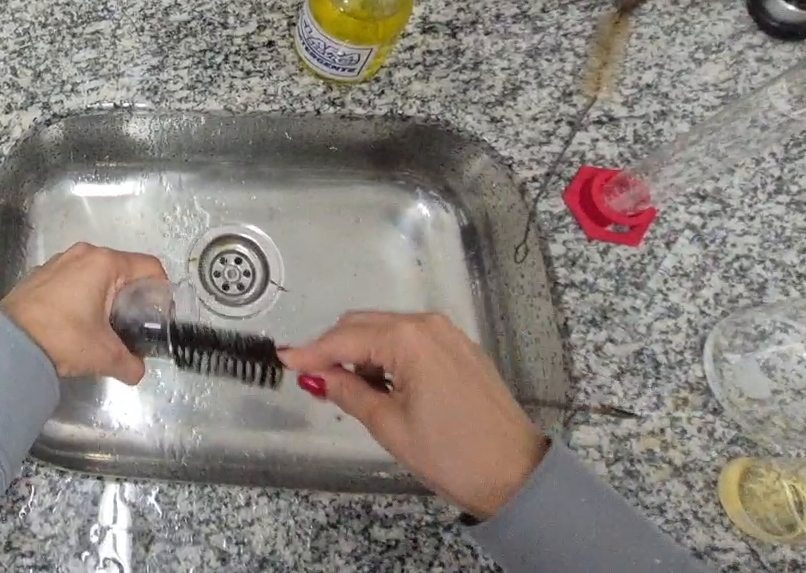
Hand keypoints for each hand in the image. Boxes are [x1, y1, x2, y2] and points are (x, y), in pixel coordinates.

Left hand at [0, 243, 167, 384]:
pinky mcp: (41, 274)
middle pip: (122, 269)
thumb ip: (130, 363)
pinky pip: (74, 279)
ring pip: (96, 274)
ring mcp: (59, 261)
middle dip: (132, 296)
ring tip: (106, 327)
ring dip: (106, 296)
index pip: (148, 266)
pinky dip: (83, 296)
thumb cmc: (62, 337)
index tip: (161, 314)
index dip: (161, 289)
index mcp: (103, 263)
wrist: (9, 341)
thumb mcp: (104, 355)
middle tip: (135, 325)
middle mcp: (83, 254)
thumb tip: (137, 369)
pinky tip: (78, 322)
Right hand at [279, 311, 546, 518]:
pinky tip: (379, 380)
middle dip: (334, 348)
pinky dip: (386, 354)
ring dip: (359, 351)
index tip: (283, 359)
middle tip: (311, 376)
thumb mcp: (390, 426)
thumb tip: (314, 376)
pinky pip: (408, 340)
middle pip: (363, 325)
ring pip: (384, 330)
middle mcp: (426, 324)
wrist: (522, 481)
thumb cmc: (452, 455)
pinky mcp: (459, 349)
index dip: (311, 352)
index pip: (345, 339)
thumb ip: (347, 392)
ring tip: (345, 384)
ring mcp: (446, 334)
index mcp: (408, 339)